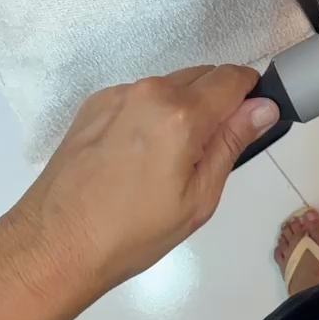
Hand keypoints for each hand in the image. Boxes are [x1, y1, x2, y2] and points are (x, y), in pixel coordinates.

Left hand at [0, 66, 278, 299]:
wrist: (54, 243)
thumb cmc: (133, 233)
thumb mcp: (198, 198)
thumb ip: (233, 142)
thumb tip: (264, 105)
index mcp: (182, 114)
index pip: (233, 77)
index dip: (250, 93)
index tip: (250, 118)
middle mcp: (151, 90)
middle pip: (203, 75)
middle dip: (217, 101)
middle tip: (208, 149)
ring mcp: (120, 92)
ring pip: (171, 84)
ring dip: (183, 106)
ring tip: (167, 157)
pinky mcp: (96, 100)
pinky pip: (140, 95)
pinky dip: (151, 113)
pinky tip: (136, 153)